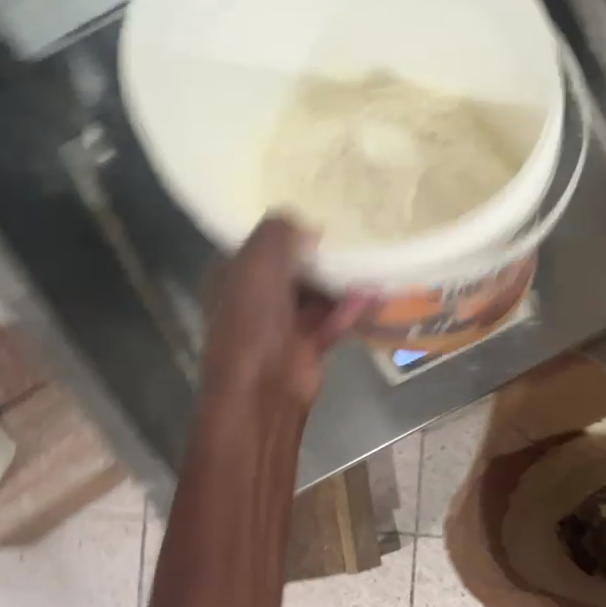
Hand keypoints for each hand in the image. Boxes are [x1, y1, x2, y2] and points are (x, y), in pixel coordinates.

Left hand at [200, 214, 369, 415]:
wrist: (263, 389)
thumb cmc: (251, 323)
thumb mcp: (258, 265)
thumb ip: (279, 235)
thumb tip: (308, 226)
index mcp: (231, 275)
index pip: (259, 245)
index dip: (287, 232)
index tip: (320, 217)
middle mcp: (253, 298)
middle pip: (292, 270)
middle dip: (322, 258)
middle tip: (354, 240)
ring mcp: (282, 324)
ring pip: (316, 296)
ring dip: (341, 284)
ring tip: (372, 267)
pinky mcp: (308, 346)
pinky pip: (332, 321)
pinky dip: (351, 310)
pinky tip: (374, 298)